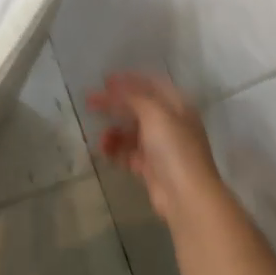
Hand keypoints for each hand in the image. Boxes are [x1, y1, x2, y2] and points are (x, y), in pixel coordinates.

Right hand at [88, 72, 224, 222]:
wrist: (185, 194)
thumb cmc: (173, 148)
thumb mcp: (155, 114)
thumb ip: (134, 98)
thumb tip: (116, 87)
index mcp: (177, 107)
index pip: (152, 85)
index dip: (130, 80)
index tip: (105, 80)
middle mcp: (170, 124)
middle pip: (138, 109)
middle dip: (114, 105)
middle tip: (90, 102)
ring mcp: (160, 147)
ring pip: (131, 132)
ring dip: (113, 132)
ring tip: (102, 138)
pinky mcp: (150, 167)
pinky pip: (128, 153)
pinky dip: (116, 150)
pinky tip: (105, 151)